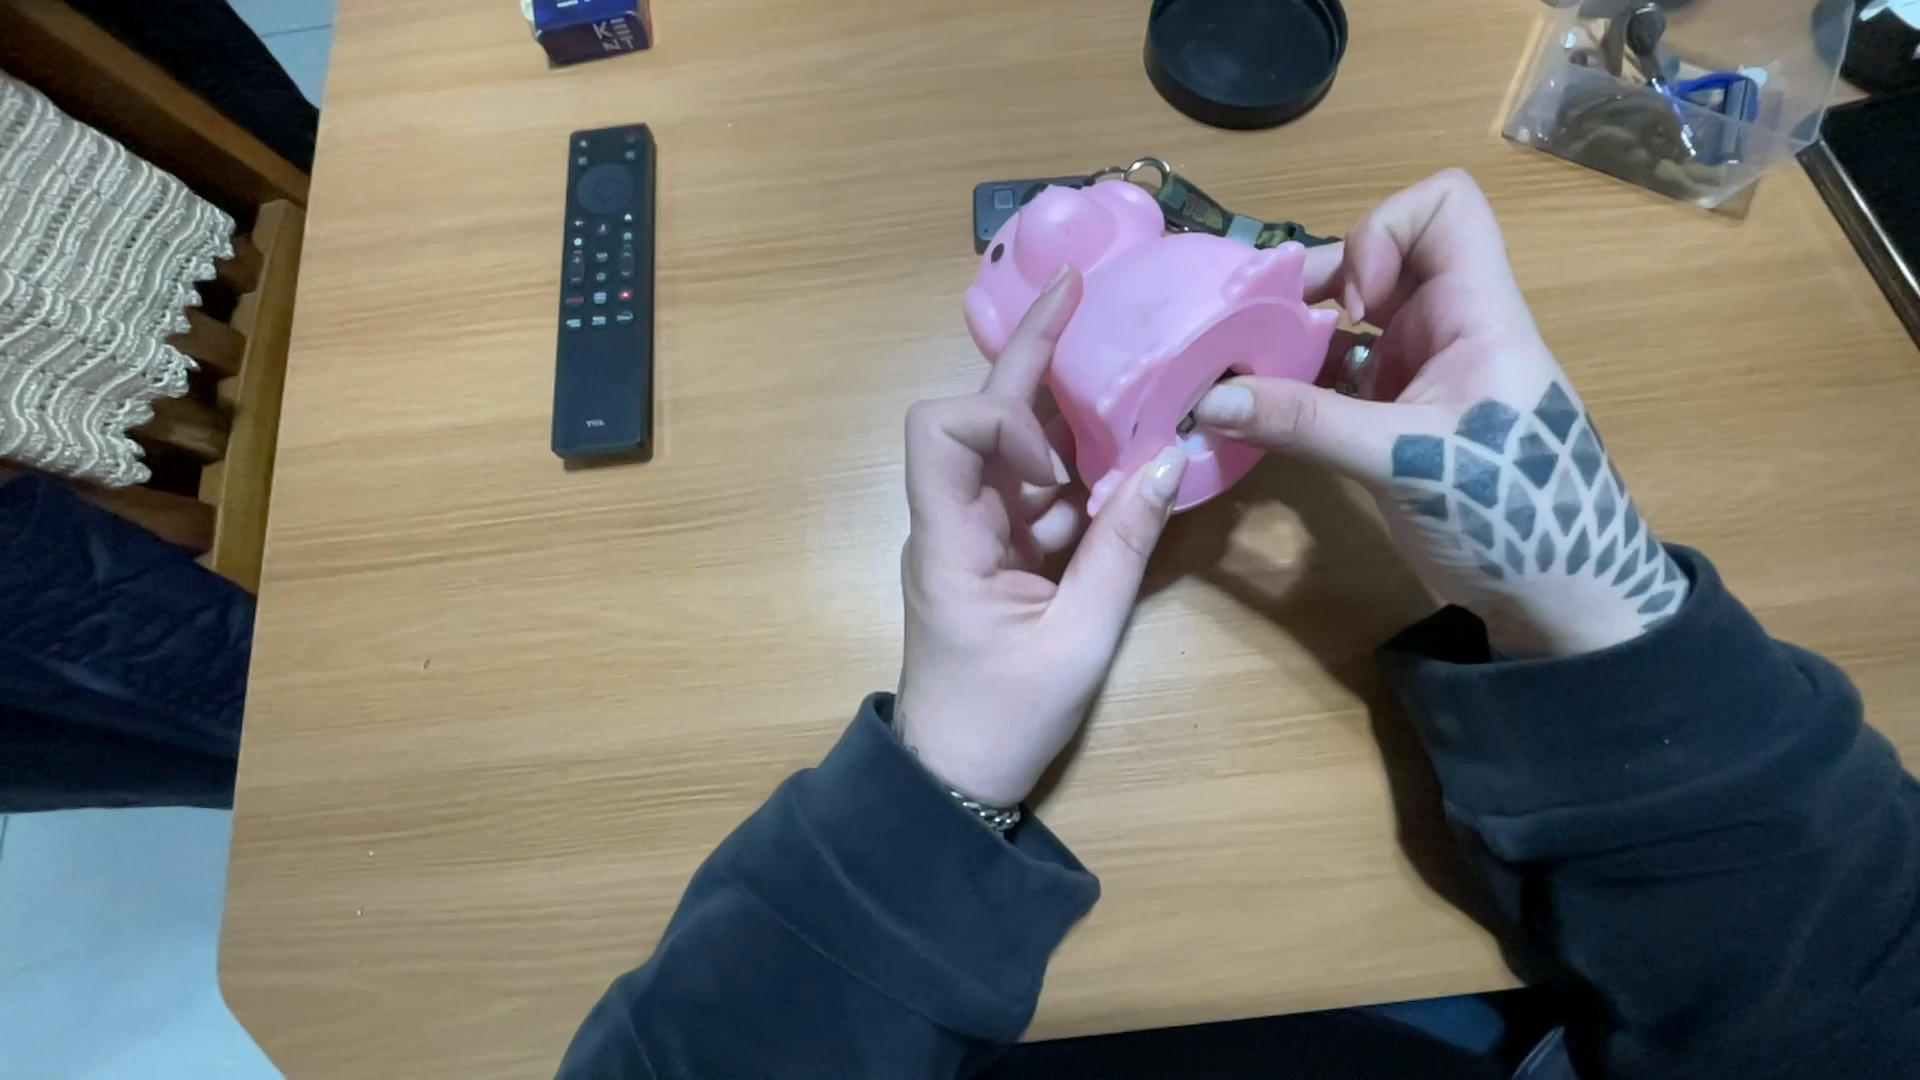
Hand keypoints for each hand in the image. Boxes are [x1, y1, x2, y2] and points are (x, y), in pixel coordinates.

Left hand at [896, 267, 1187, 805]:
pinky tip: (1126, 467)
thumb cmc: (1004, 717)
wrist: (955, 774)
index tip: (1055, 464)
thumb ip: (1122, 550)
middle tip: (1078, 291)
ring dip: (1066, 420)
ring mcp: (974, 534)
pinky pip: (1036, 496)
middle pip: (979, 417)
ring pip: (1012, 452)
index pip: (939, 428)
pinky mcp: (996, 553)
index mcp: (948, 539)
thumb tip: (1170, 463)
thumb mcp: (1079, 639)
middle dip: (1030, 357)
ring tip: (1128, 381)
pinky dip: (1079, 479)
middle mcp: (952, 520)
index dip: (999, 417)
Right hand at [1192, 170, 1686, 655]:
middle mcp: (1443, 328)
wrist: (1552, 594)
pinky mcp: (1392, 415)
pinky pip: (1333, 377)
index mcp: (1474, 314)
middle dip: (1308, 288)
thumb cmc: (1509, 511)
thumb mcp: (1403, 460)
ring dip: (1290, 339)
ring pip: (1346, 322)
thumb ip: (1305, 424)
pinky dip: (1292, 385)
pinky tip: (1255, 411)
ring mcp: (1415, 373)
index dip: (1382, 233)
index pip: (1442, 208)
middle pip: (1374, 260)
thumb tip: (1208, 400)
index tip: (1349, 304)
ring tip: (1236, 373)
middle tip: (1249, 335)